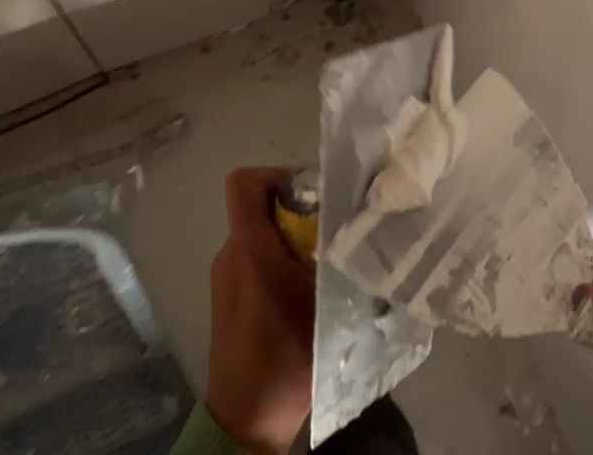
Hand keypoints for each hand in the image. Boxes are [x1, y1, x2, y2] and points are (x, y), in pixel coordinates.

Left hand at [206, 167, 316, 454]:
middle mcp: (231, 255)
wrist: (245, 418)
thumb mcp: (325, 305)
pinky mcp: (230, 297)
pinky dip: (282, 260)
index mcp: (250, 250)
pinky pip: (255, 258)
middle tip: (337, 229)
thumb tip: (365, 226)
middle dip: (299, 209)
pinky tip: (311, 288)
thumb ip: (339, 261)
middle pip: (259, 206)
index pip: (244, 183)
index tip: (316, 193)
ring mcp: (226, 277)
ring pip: (260, 234)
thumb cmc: (285, 358)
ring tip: (330, 260)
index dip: (278, 174)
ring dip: (293, 237)